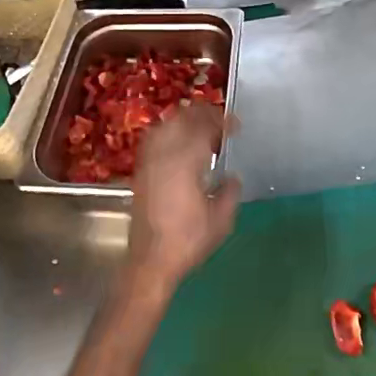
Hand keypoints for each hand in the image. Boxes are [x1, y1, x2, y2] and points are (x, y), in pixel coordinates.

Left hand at [126, 104, 240, 293]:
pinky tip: (179, 146)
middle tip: (220, 123)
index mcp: (186, 161)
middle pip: (181, 119)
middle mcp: (164, 155)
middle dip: (202, 115)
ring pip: (164, 126)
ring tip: (200, 130)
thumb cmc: (189, 241)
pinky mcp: (140, 173)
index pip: (203, 126)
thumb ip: (230, 192)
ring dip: (183, 122)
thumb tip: (232, 177)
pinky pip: (154, 141)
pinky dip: (169, 134)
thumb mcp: (221, 219)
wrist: (152, 260)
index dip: (220, 121)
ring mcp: (148, 162)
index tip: (235, 125)